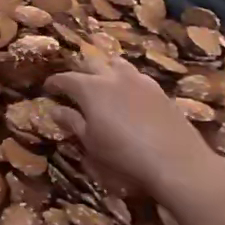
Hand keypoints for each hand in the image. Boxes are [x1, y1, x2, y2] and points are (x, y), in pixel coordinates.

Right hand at [45, 54, 224, 207]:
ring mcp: (140, 81)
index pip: (66, 78)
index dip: (55, 82)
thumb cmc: (123, 155)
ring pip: (117, 64)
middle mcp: (113, 77)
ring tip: (102, 82)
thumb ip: (72, 122)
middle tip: (74, 83)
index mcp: (91, 89)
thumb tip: (56, 110)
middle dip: (80, 70)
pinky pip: (137, 76)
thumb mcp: (91, 143)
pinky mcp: (159, 90)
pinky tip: (128, 94)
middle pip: (92, 62)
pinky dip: (126, 79)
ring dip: (106, 69)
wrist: (176, 162)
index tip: (48, 88)